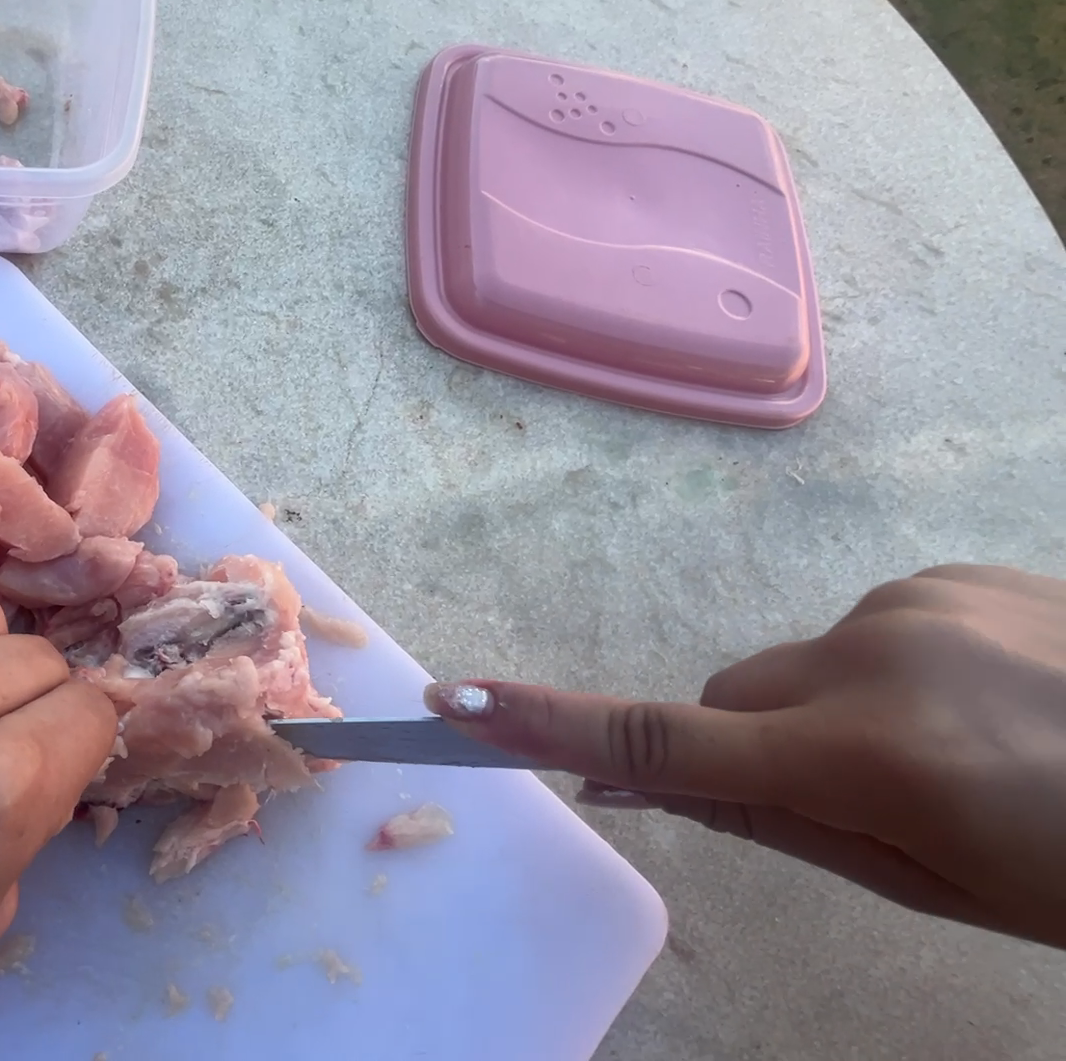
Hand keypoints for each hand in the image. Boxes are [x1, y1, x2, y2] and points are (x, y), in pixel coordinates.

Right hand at [427, 565, 1065, 948]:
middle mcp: (880, 659)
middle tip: (859, 788)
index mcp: (877, 758)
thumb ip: (769, 819)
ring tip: (958, 741)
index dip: (549, 721)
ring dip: (826, 704)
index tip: (460, 701)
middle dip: (749, 740)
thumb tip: (628, 781)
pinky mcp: (954, 570)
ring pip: (792, 664)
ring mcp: (919, 601)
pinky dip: (888, 664)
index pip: (663, 739)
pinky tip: (992, 693)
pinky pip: (864, 625)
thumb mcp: (934, 881)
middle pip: (726, 696)